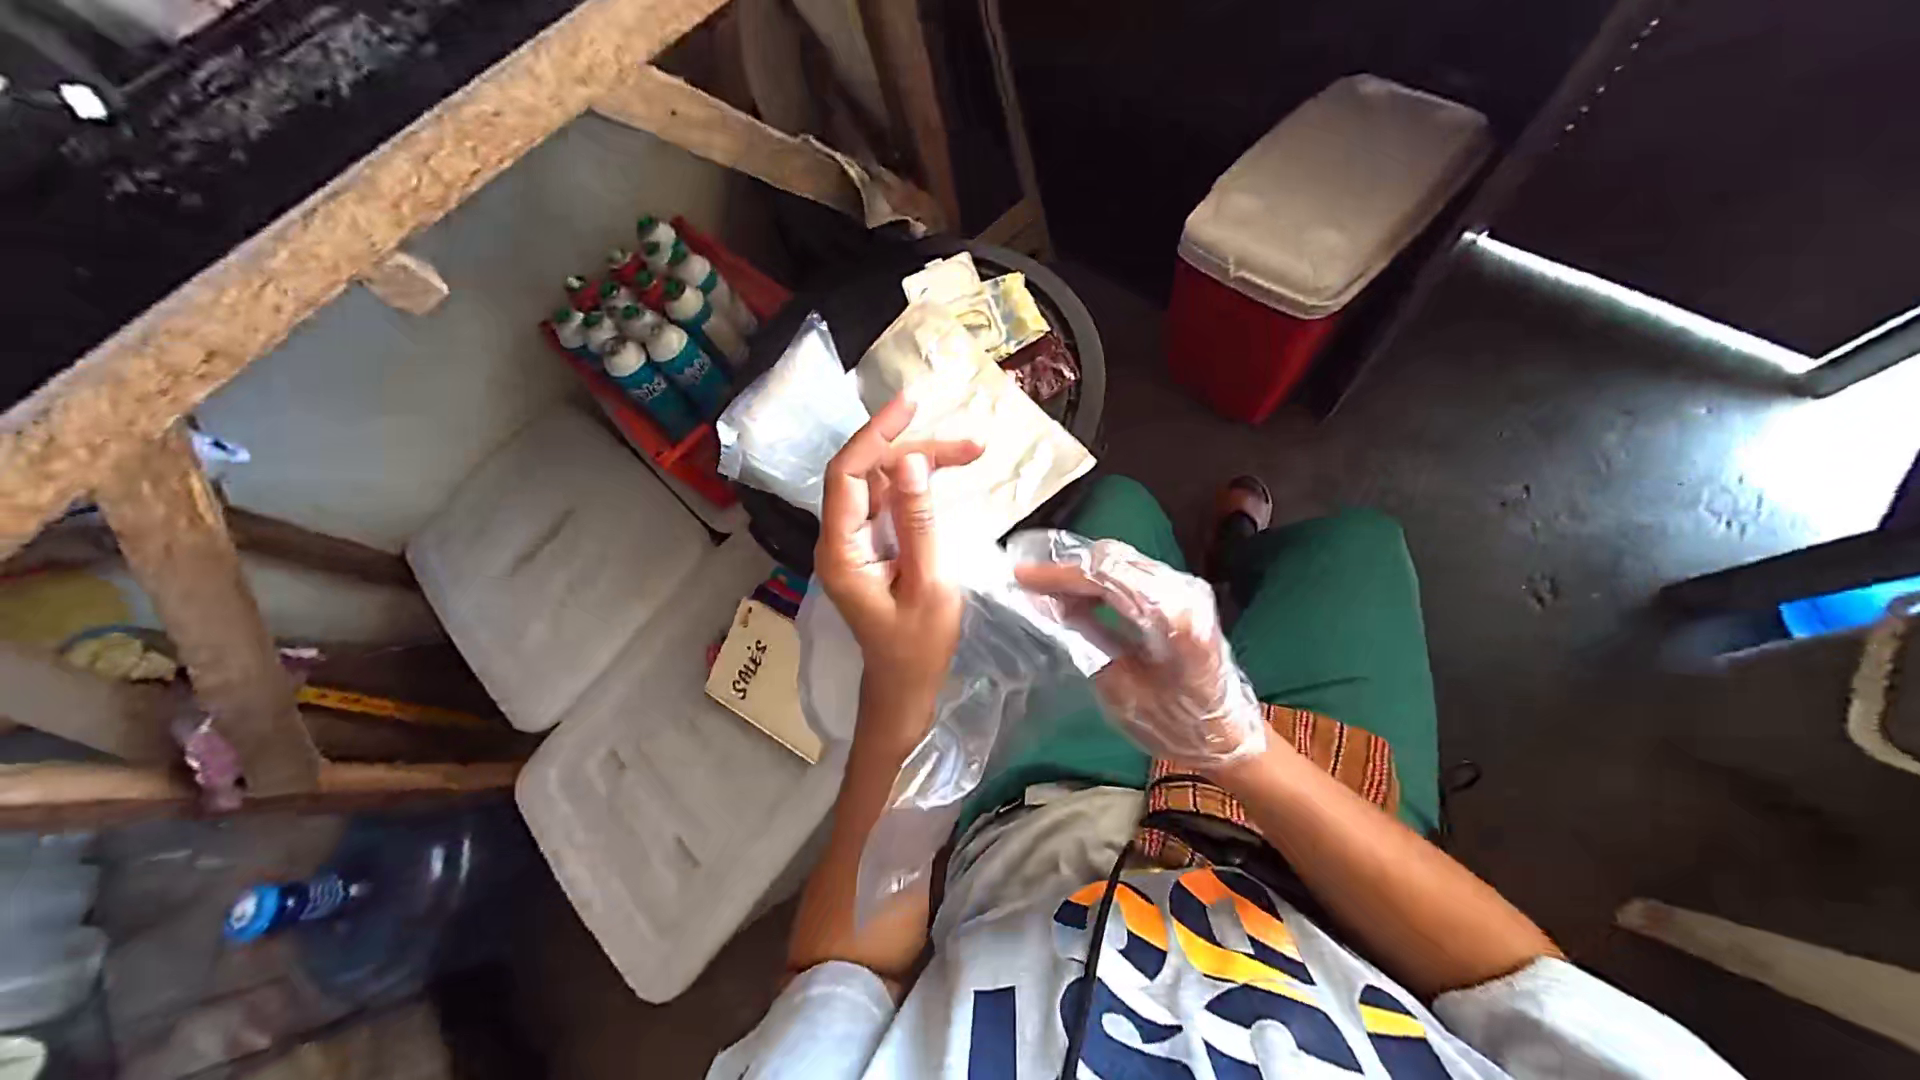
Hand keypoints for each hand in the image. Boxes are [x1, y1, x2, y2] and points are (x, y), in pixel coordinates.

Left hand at [816, 396, 983, 723]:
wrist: (904, 686)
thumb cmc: (918, 647)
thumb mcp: (929, 584)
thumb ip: (918, 522)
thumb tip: (913, 462)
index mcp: (841, 551)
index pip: (848, 475)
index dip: (875, 435)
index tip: (910, 406)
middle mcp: (838, 539)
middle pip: (867, 474)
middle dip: (913, 450)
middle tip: (968, 445)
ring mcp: (852, 542)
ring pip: (880, 484)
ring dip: (920, 464)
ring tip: (969, 452)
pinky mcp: (869, 547)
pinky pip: (888, 503)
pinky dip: (916, 486)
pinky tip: (945, 474)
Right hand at [1015, 536, 1266, 766]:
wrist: (1230, 737)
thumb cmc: (1177, 727)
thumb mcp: (1122, 691)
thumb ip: (1089, 642)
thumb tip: (1051, 609)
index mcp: (1172, 617)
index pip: (1105, 575)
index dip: (1058, 573)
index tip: (1021, 577)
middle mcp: (1183, 591)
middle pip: (1114, 558)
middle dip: (1066, 567)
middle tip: (1027, 583)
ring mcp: (1186, 589)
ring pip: (1121, 560)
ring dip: (1081, 572)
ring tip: (1044, 590)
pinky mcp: (1181, 595)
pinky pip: (1131, 573)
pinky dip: (1099, 580)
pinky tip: (1075, 596)